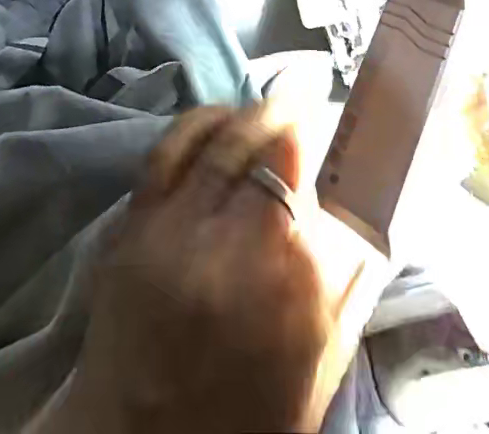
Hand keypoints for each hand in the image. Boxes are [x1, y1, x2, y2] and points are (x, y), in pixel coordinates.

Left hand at [47, 102, 389, 433]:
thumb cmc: (240, 416)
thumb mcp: (316, 370)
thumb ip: (341, 293)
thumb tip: (354, 221)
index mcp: (293, 293)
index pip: (317, 191)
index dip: (326, 148)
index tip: (334, 121)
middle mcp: (236, 251)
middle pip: (271, 154)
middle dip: (293, 112)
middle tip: (308, 87)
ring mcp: (177, 231)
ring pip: (223, 143)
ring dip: (252, 111)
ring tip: (271, 98)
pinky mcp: (134, 224)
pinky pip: (168, 150)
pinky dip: (198, 122)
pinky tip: (218, 114)